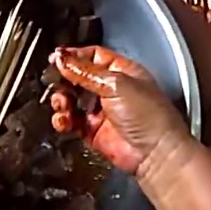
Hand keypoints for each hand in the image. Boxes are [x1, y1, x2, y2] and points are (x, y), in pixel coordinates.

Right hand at [49, 45, 194, 175]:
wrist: (155, 154)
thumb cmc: (150, 117)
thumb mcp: (116, 85)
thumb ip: (85, 71)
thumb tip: (62, 59)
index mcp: (121, 71)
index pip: (92, 56)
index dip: (73, 56)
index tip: (56, 58)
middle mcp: (110, 88)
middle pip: (77, 77)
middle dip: (63, 79)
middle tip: (55, 81)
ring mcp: (100, 110)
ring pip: (70, 98)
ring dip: (61, 100)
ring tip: (63, 104)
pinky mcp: (92, 129)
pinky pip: (70, 121)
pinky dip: (62, 120)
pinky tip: (64, 121)